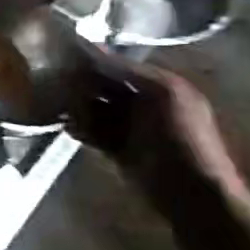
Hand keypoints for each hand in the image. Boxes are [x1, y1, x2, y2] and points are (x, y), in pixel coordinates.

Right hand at [67, 52, 249, 205]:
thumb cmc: (183, 140)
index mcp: (164, 85)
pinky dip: (82, 129)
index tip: (66, 51)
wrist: (196, 199)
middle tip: (54, 76)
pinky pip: (98, 135)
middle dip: (84, 82)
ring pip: (101, 111)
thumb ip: (128, 72)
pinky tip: (65, 124)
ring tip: (53, 100)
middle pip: (109, 87)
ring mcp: (136, 131)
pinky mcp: (124, 155)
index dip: (96, 58)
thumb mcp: (161, 94)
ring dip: (80, 106)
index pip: (122, 65)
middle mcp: (148, 104)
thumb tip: (94, 50)